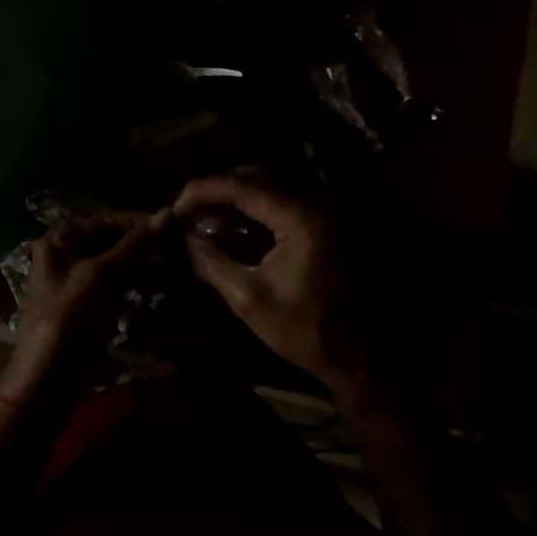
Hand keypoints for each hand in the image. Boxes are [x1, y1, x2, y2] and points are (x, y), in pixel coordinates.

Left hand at [2, 212, 166, 403]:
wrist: (48, 375)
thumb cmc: (67, 317)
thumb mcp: (101, 275)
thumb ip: (134, 245)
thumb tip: (168, 212)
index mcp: (59, 239)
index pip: (106, 219)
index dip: (140, 221)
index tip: (176, 225)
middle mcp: (65, 253)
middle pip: (112, 240)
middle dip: (144, 245)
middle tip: (181, 248)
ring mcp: (75, 280)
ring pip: (116, 264)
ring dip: (144, 266)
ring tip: (177, 268)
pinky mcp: (87, 305)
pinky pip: (115, 286)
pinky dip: (136, 286)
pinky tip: (160, 289)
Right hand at [175, 176, 365, 409]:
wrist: (361, 356)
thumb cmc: (305, 330)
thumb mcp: (248, 299)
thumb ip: (212, 263)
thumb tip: (183, 240)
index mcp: (299, 220)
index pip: (242, 187)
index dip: (203, 191)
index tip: (175, 207)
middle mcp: (313, 208)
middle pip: (256, 179)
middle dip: (216, 191)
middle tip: (188, 212)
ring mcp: (320, 218)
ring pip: (268, 191)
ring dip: (233, 200)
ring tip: (204, 220)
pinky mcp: (320, 231)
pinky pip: (279, 208)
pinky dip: (251, 212)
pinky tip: (231, 230)